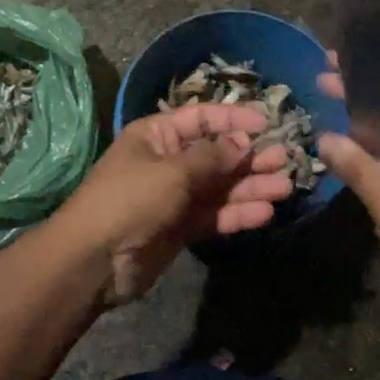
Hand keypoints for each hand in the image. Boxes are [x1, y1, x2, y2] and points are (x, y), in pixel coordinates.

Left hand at [53, 104, 291, 303]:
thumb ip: (212, 157)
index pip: (201, 118)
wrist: (93, 260)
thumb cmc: (128, 200)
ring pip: (220, 187)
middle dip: (250, 157)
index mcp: (156, 135)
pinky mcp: (181, 227)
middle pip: (216, 154)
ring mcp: (174, 196)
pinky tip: (265, 213)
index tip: (268, 124)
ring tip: (285, 187)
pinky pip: (215, 215)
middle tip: (286, 160)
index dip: (234, 119)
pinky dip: (238, 213)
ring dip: (251, 186)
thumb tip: (244, 142)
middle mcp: (168, 161)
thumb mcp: (171, 171)